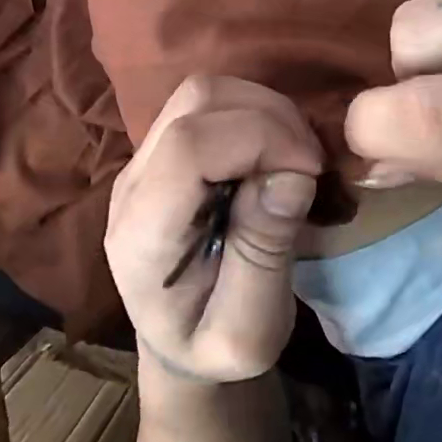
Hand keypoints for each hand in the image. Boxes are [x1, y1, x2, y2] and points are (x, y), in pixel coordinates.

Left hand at [106, 75, 322, 383]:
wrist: (178, 346)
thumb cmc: (212, 348)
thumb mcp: (249, 331)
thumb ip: (264, 254)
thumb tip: (293, 172)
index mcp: (142, 234)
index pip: (189, 146)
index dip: (260, 138)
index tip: (311, 170)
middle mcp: (130, 184)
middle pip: (194, 103)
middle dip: (268, 117)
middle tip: (310, 162)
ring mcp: (140, 163)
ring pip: (201, 93)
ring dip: (262, 110)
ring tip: (295, 156)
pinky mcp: (160, 154)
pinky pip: (206, 106)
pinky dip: (252, 113)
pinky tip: (275, 151)